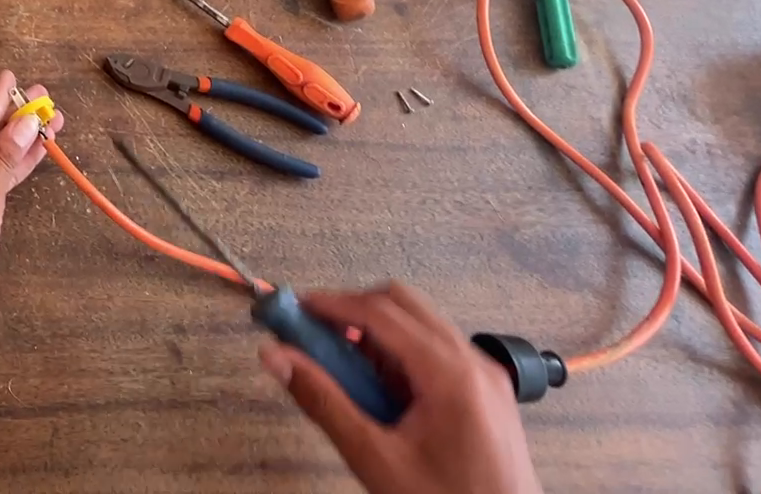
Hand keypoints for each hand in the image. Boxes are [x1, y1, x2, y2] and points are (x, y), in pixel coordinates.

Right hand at [257, 283, 542, 493]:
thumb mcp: (375, 459)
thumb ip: (321, 400)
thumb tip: (272, 355)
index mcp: (451, 374)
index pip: (379, 311)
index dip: (329, 303)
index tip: (291, 309)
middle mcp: (474, 361)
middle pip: (400, 301)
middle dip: (352, 308)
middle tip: (315, 332)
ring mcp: (486, 373)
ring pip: (417, 319)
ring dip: (374, 328)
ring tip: (343, 362)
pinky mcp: (488, 389)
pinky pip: (434, 344)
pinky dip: (398, 347)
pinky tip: (378, 384)